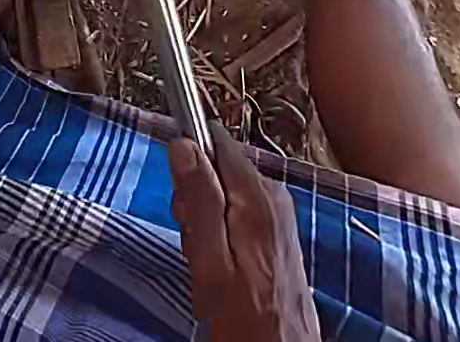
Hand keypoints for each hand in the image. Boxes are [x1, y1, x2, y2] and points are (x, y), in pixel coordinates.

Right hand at [170, 123, 319, 340]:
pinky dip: (219, 229)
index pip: (214, 140)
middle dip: (194, 195)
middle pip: (215, 165)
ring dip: (203, 216)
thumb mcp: (210, 261)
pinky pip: (234, 208)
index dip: (189, 159)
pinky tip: (219, 262)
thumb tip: (182, 143)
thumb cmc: (243, 320)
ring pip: (221, 188)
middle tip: (194, 238)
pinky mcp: (275, 231)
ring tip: (207, 258)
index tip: (181, 195)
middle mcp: (272, 195)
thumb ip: (198, 199)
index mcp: (257, 196)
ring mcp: (277, 213)